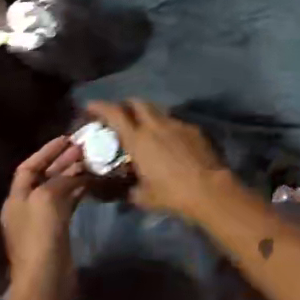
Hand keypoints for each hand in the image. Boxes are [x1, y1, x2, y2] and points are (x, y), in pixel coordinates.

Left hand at [0, 136, 86, 290]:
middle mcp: (26, 207)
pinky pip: (67, 203)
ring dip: (72, 175)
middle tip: (84, 148)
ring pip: (57, 189)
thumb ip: (61, 178)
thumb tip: (77, 171)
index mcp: (16, 198)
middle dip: (63, 161)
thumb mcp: (48, 196)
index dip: (46, 151)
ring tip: (90, 161)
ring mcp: (41, 221)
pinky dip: (78, 191)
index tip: (67, 138)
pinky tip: (91, 182)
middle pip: (44, 177)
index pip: (28, 166)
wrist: (46, 277)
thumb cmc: (41, 233)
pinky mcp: (56, 231)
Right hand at [84, 100, 231, 221]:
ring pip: (158, 111)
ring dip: (148, 115)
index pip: (115, 114)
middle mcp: (156, 125)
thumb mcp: (142, 196)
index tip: (91, 105)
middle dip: (127, 105)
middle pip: (138, 103)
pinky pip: (175, 122)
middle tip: (121, 115)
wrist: (208, 189)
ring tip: (146, 129)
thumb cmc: (171, 194)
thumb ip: (128, 188)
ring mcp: (177, 124)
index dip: (101, 107)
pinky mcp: (193, 128)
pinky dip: (167, 127)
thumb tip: (125, 187)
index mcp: (138, 139)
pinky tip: (170, 142)